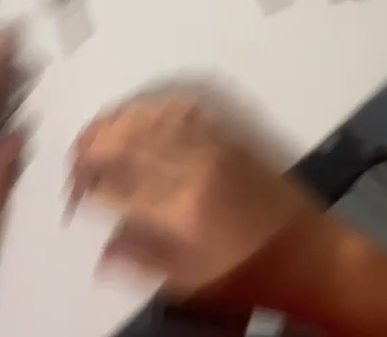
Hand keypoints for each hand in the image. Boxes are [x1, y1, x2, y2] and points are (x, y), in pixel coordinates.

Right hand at [66, 92, 330, 293]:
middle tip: (78, 154)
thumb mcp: (190, 284)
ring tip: (101, 128)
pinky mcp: (232, 133)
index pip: (115, 184)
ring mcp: (215, 144)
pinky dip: (158, 103)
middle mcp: (195, 167)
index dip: (84, 184)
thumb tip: (102, 249)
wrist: (311, 255)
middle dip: (93, 142)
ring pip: (154, 114)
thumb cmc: (255, 274)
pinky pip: (187, 105)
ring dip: (120, 117)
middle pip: (128, 138)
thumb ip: (140, 260)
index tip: (75, 191)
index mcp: (180, 209)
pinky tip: (144, 109)